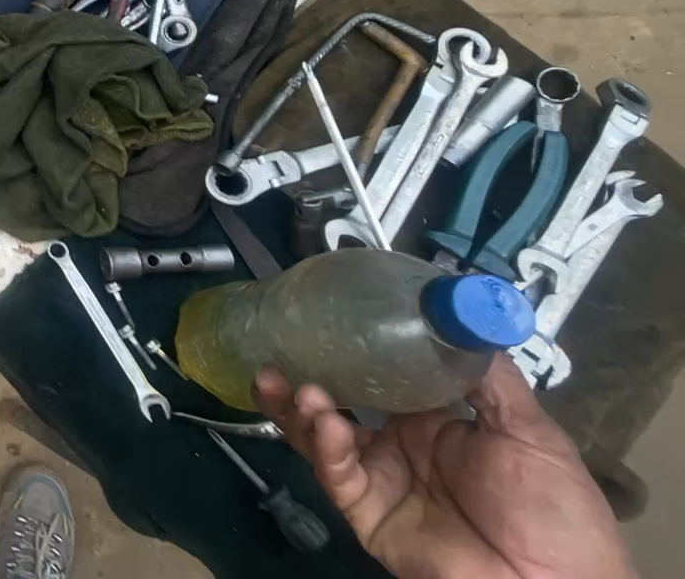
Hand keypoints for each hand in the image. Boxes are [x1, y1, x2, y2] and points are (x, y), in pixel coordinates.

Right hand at [254, 359, 633, 578]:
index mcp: (428, 427)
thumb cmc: (551, 512)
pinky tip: (328, 425)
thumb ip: (492, 381)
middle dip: (298, 380)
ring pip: (316, 434)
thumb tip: (462, 314)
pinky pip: (334, 472)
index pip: (371, 381)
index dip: (342, 356)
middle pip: (330, 405)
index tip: (316, 326)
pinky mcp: (363, 509)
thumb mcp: (532, 438)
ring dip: (296, 408)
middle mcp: (393, 447)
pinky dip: (325, 446)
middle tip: (275, 356)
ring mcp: (375, 478)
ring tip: (290, 385)